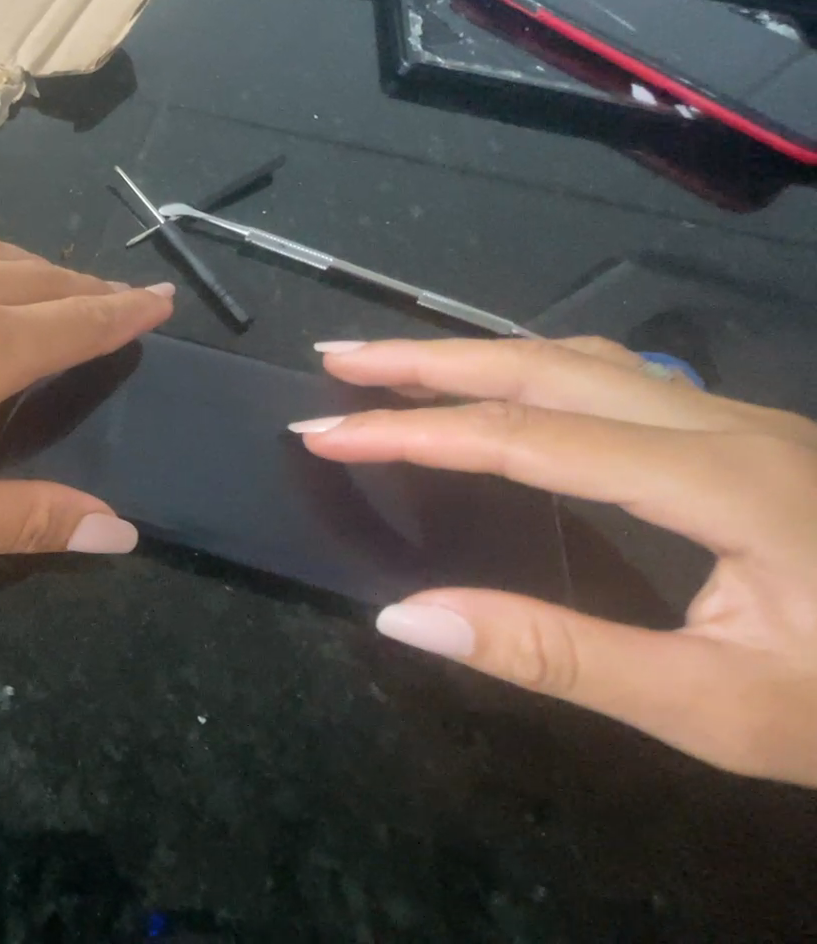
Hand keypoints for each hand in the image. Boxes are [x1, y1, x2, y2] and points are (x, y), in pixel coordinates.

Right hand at [295, 337, 816, 785]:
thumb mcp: (722, 711)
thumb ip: (558, 658)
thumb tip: (404, 616)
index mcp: (725, 484)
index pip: (524, 439)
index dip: (411, 433)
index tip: (323, 437)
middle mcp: (728, 428)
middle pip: (544, 367)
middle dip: (423, 360)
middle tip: (331, 361)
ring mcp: (741, 424)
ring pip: (578, 360)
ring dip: (468, 355)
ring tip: (386, 365)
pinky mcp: (743, 437)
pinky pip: (608, 377)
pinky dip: (519, 370)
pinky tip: (489, 387)